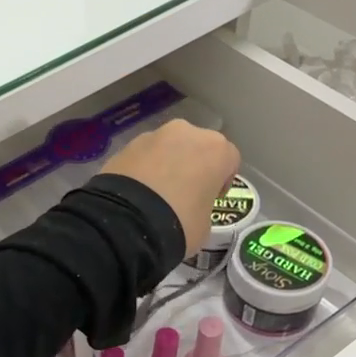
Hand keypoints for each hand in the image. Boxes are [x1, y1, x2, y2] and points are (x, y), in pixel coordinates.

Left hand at [97, 119, 238, 255]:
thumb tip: (191, 207)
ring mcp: (154, 135)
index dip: (221, 180)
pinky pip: (143, 156)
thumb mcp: (205, 224)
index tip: (211, 198)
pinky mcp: (126, 144)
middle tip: (182, 194)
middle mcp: (187, 133)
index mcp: (217, 149)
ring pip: (167, 148)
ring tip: (154, 194)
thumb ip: (204, 206)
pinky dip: (143, 169)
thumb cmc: (181, 223)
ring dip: (165, 165)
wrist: (128, 222)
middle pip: (196, 147)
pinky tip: (136, 193)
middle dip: (192, 166)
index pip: (229, 160)